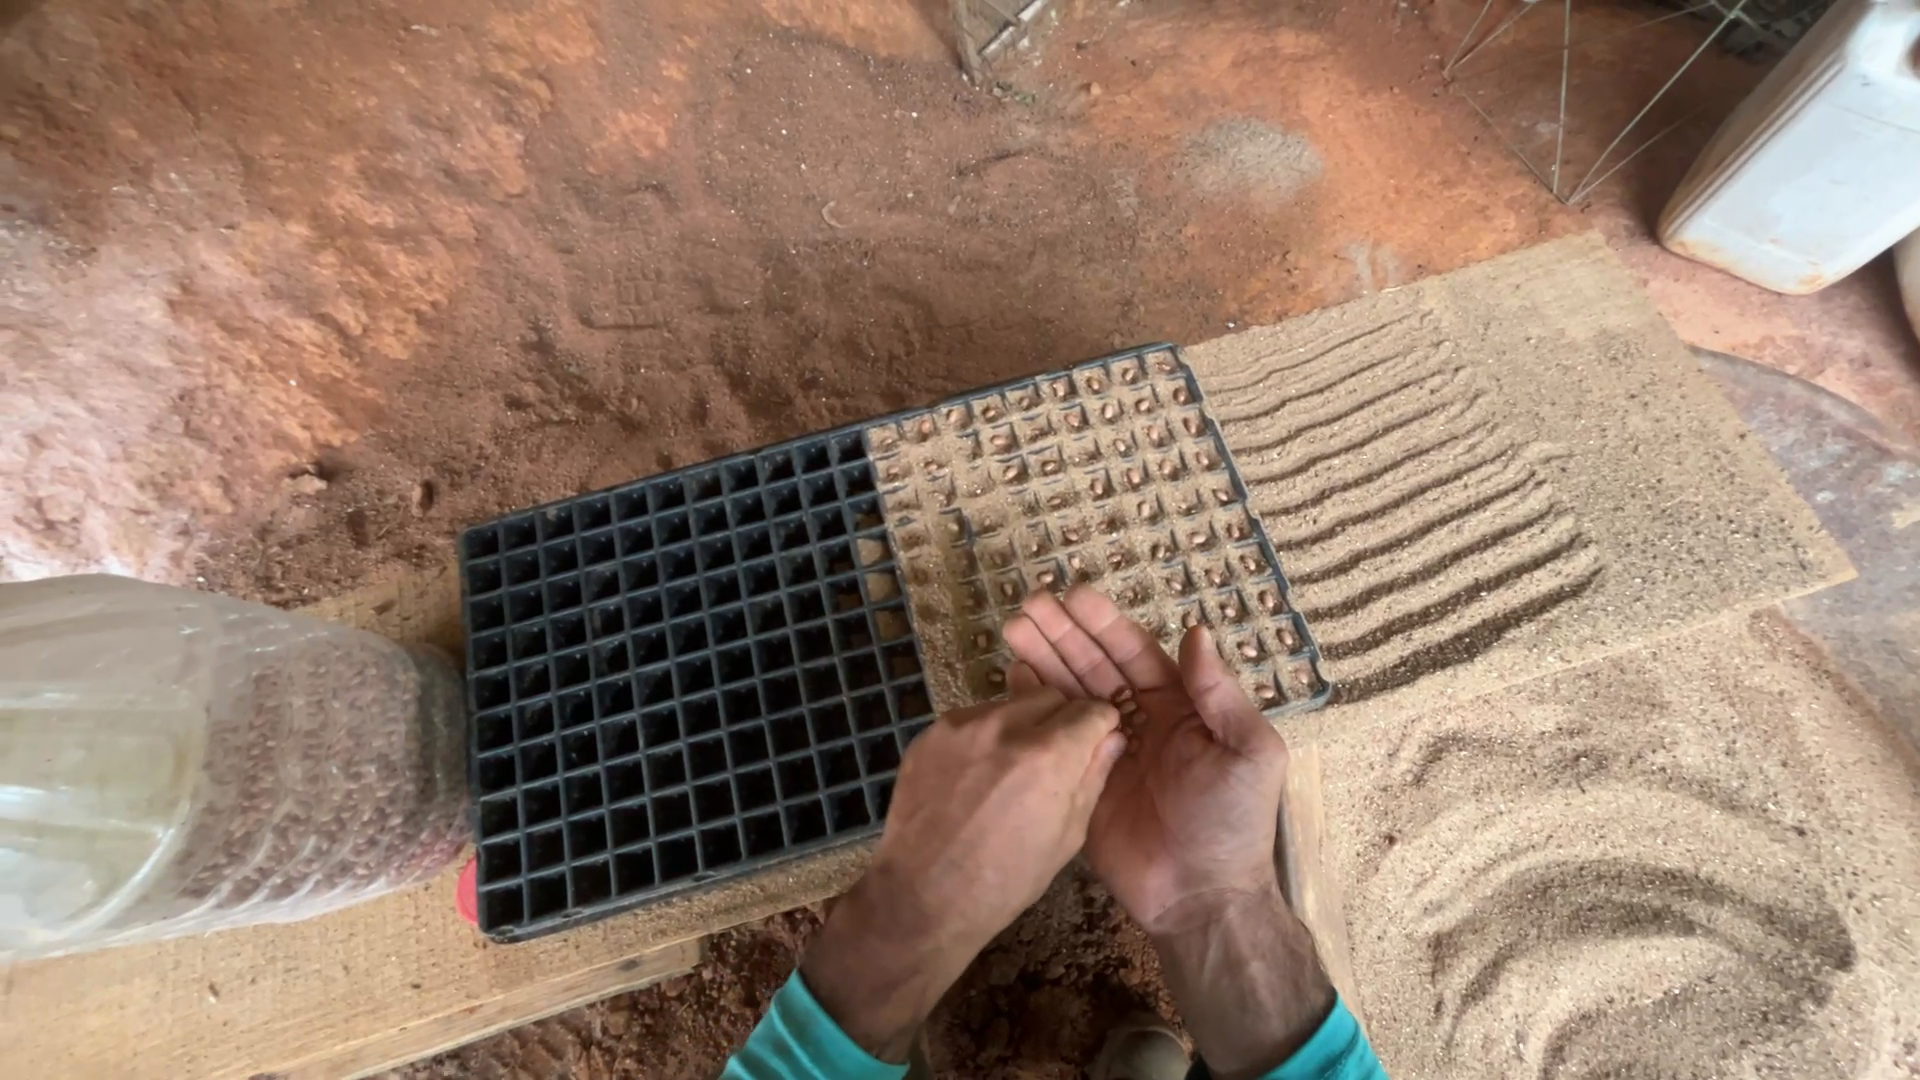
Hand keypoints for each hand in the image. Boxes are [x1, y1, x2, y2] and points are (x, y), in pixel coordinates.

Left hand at [800, 687, 1124, 1061]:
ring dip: (1020, 725)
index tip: (1095, 738)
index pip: (1090, 710)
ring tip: (1009, 768)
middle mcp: (1005, 725)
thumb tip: (1113, 737)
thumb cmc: (1006, 878)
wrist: (925, 892)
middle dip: (1060, 719)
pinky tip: (975, 774)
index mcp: (1048, 755)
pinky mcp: (933, 730)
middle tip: (1053, 755)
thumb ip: (1092, 778)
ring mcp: (963, 724)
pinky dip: (983, 736)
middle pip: (1050, 696)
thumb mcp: (1066, 836)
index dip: (1099, 724)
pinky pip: (972, 718)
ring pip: (1009, 704)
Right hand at [1004, 586, 1334, 1078]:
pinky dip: (1034, 703)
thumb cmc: (1230, 821)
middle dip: (1062, 634)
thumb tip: (1195, 630)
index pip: (1133, 654)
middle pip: (1093, 665)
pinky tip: (1013, 676)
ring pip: (1069, 692)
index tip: (1072, 597)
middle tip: (1027, 606)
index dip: (1103, 625)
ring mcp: (1104, 748)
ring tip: (1012, 628)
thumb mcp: (1247, 752)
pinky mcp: (1079, 779)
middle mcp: (1137, 718)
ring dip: (1042, 659)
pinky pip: (1054, 735)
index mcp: (1178, 706)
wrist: (1200, 898)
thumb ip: (1219, 693)